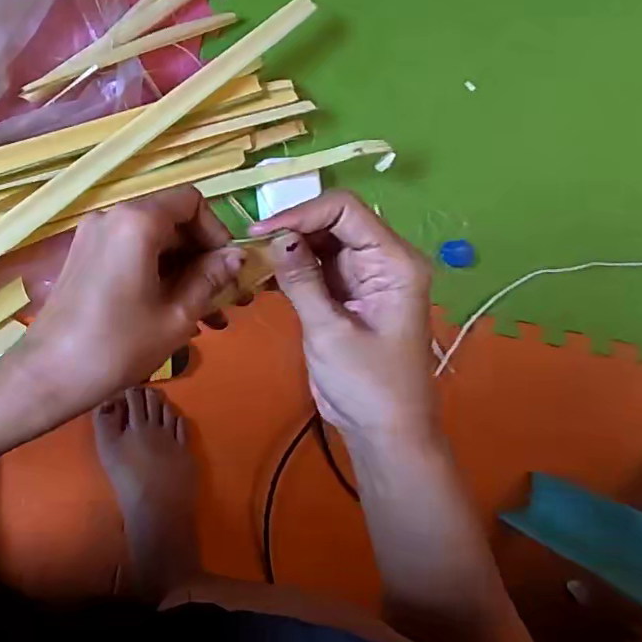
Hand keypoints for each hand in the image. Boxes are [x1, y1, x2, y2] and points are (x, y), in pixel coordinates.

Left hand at [7, 186, 243, 419]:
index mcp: (137, 221)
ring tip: (206, 317)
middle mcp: (112, 217)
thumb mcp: (176, 315)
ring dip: (182, 271)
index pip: (191, 202)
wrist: (49, 373)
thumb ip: (210, 279)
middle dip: (202, 257)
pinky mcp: (82, 257)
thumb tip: (237, 257)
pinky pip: (129, 254)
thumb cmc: (118, 344)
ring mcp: (92, 236)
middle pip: (171, 221)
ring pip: (152, 242)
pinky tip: (172, 313)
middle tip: (227, 299)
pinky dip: (155, 274)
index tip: (229, 269)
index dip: (217, 231)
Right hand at [248, 190, 434, 444]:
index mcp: (393, 262)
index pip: (346, 210)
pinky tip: (261, 273)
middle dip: (290, 227)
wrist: (383, 431)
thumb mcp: (330, 331)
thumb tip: (276, 237)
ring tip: (250, 258)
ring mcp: (362, 276)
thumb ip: (302, 281)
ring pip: (319, 241)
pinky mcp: (344, 292)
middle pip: (332, 220)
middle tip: (249, 245)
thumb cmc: (368, 385)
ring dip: (286, 245)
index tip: (261, 232)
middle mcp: (381, 260)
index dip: (301, 213)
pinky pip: (314, 265)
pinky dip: (288, 265)